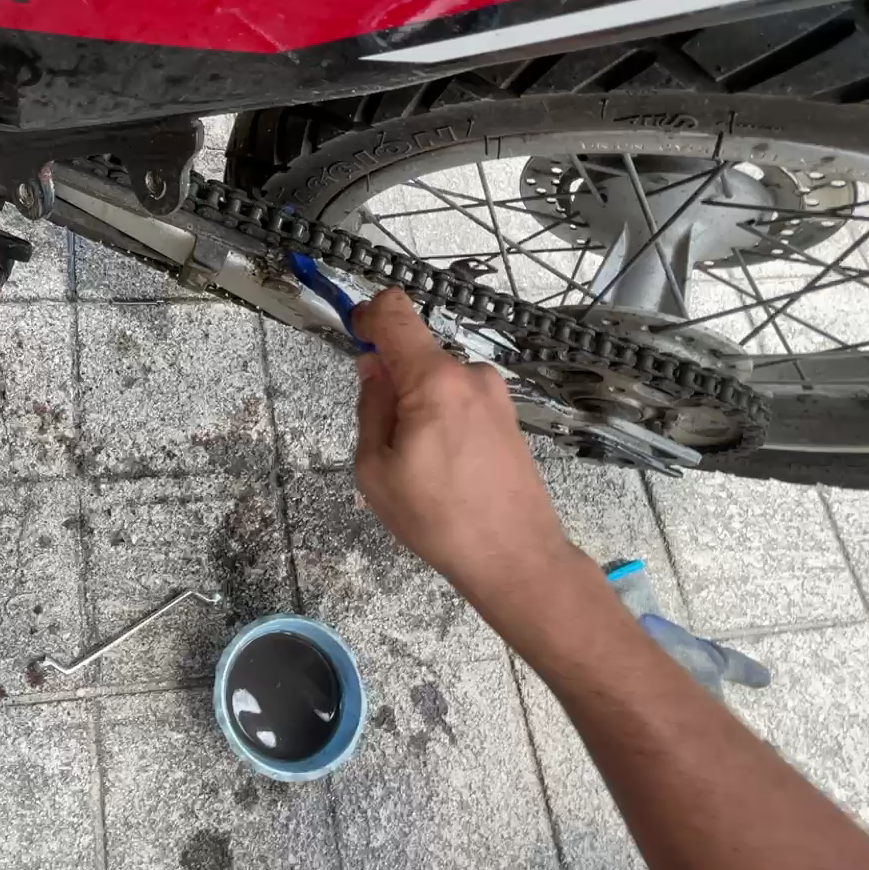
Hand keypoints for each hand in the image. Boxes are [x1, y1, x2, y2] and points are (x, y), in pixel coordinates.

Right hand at [351, 289, 582, 615]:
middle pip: (414, 355)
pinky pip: (459, 400)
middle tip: (385, 443)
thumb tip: (373, 368)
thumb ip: (370, 407)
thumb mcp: (375, 468)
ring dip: (416, 406)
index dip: (367, 314)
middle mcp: (470, 375)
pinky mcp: (508, 416)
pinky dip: (439, 419)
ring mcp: (495, 395)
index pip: (395, 313)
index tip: (353, 332)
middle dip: (390, 384)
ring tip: (418, 465)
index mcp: (434, 380)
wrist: (515, 556)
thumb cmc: (436, 516)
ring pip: (436, 382)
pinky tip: (444, 469)